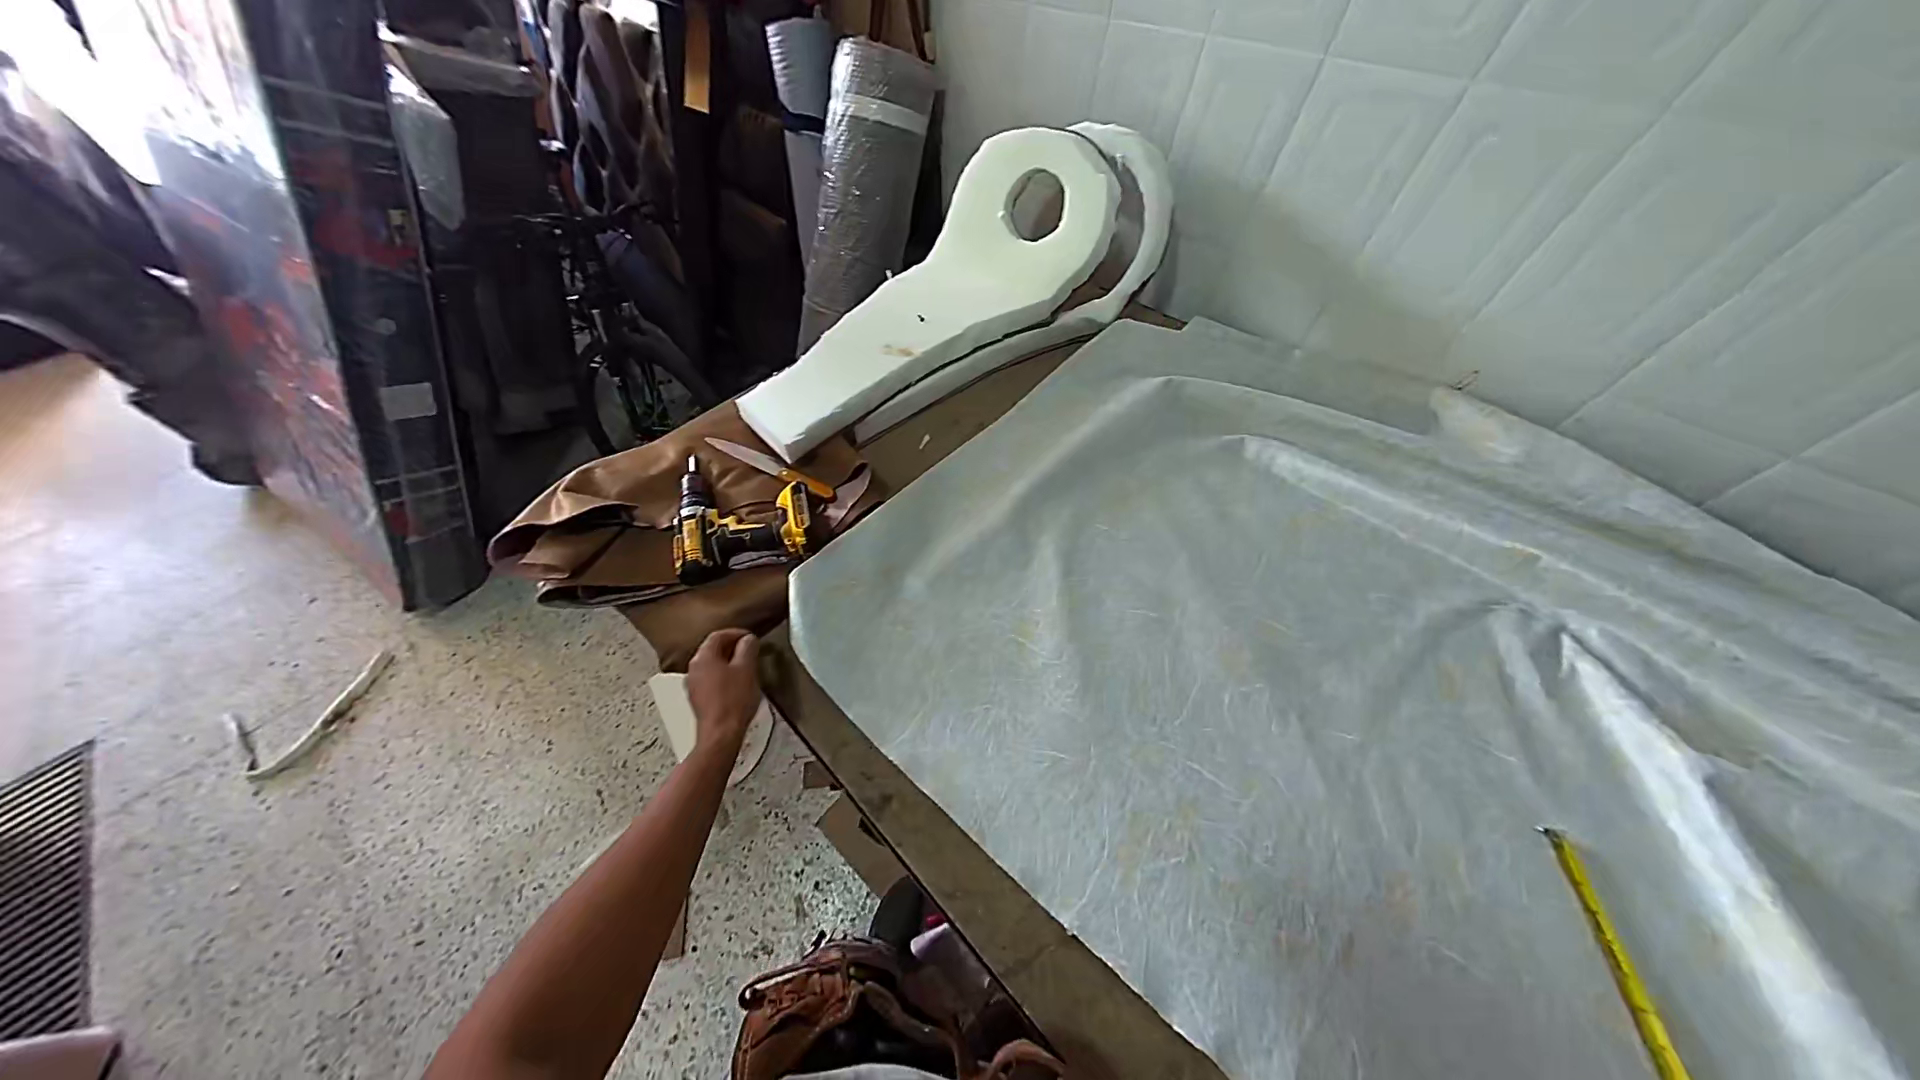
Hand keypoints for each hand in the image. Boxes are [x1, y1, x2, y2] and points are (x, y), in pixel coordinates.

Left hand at [685, 628, 761, 757]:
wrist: (721, 733)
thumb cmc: (734, 700)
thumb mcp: (747, 668)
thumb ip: (748, 648)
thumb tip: (748, 639)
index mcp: (703, 657)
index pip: (718, 635)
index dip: (736, 633)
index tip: (751, 637)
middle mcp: (693, 668)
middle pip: (712, 649)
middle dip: (732, 647)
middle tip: (750, 649)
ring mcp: (693, 685)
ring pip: (711, 664)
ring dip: (728, 662)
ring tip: (746, 666)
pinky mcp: (697, 699)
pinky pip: (710, 679)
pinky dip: (723, 675)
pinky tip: (737, 684)